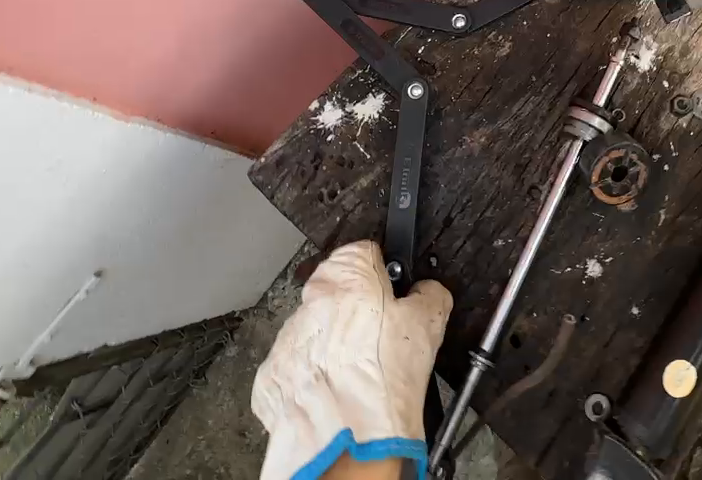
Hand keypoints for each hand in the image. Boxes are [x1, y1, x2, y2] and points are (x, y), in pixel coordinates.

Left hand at [252, 241, 452, 479]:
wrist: (348, 448)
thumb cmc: (385, 384)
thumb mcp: (430, 325)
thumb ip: (429, 294)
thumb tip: (426, 291)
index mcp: (347, 278)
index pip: (363, 252)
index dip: (382, 273)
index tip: (392, 292)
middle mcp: (310, 302)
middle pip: (336, 292)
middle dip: (356, 310)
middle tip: (379, 339)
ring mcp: (287, 341)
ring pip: (314, 330)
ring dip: (332, 344)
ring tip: (358, 375)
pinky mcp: (271, 378)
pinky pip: (295, 368)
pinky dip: (312, 378)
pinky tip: (336, 395)